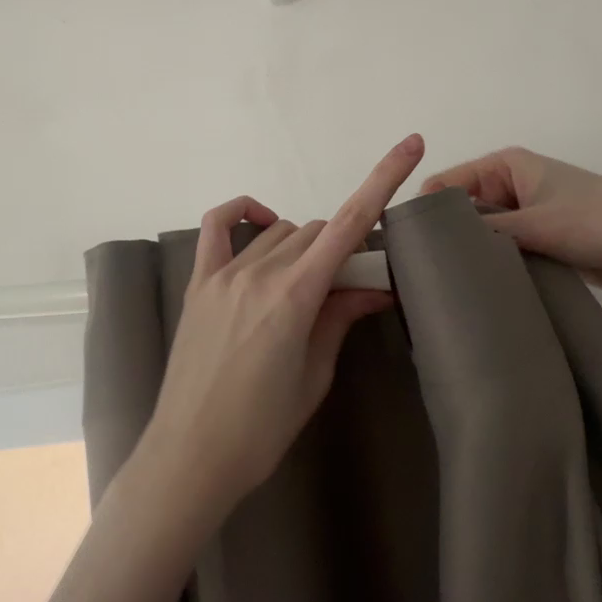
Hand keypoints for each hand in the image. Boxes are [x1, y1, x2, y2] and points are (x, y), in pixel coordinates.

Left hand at [140, 134, 425, 505]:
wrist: (191, 455)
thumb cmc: (262, 429)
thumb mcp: (314, 376)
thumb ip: (340, 319)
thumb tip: (374, 289)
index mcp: (296, 296)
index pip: (348, 225)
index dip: (383, 180)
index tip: (410, 145)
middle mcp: (260, 273)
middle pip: (317, 232)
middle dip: (341, 249)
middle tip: (347, 288)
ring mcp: (224, 274)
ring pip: (280, 232)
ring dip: (304, 246)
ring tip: (304, 286)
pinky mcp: (198, 283)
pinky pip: (219, 226)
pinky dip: (244, 213)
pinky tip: (262, 223)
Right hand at [421, 146, 601, 303]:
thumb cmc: (595, 220)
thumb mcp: (534, 221)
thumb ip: (486, 231)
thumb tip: (440, 248)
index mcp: (506, 165)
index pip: (448, 183)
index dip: (427, 210)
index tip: (407, 246)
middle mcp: (511, 186)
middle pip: (463, 210)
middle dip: (447, 236)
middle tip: (421, 273)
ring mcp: (527, 216)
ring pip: (483, 235)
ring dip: (472, 254)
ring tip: (443, 285)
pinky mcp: (540, 244)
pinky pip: (504, 252)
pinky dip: (493, 266)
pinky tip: (475, 290)